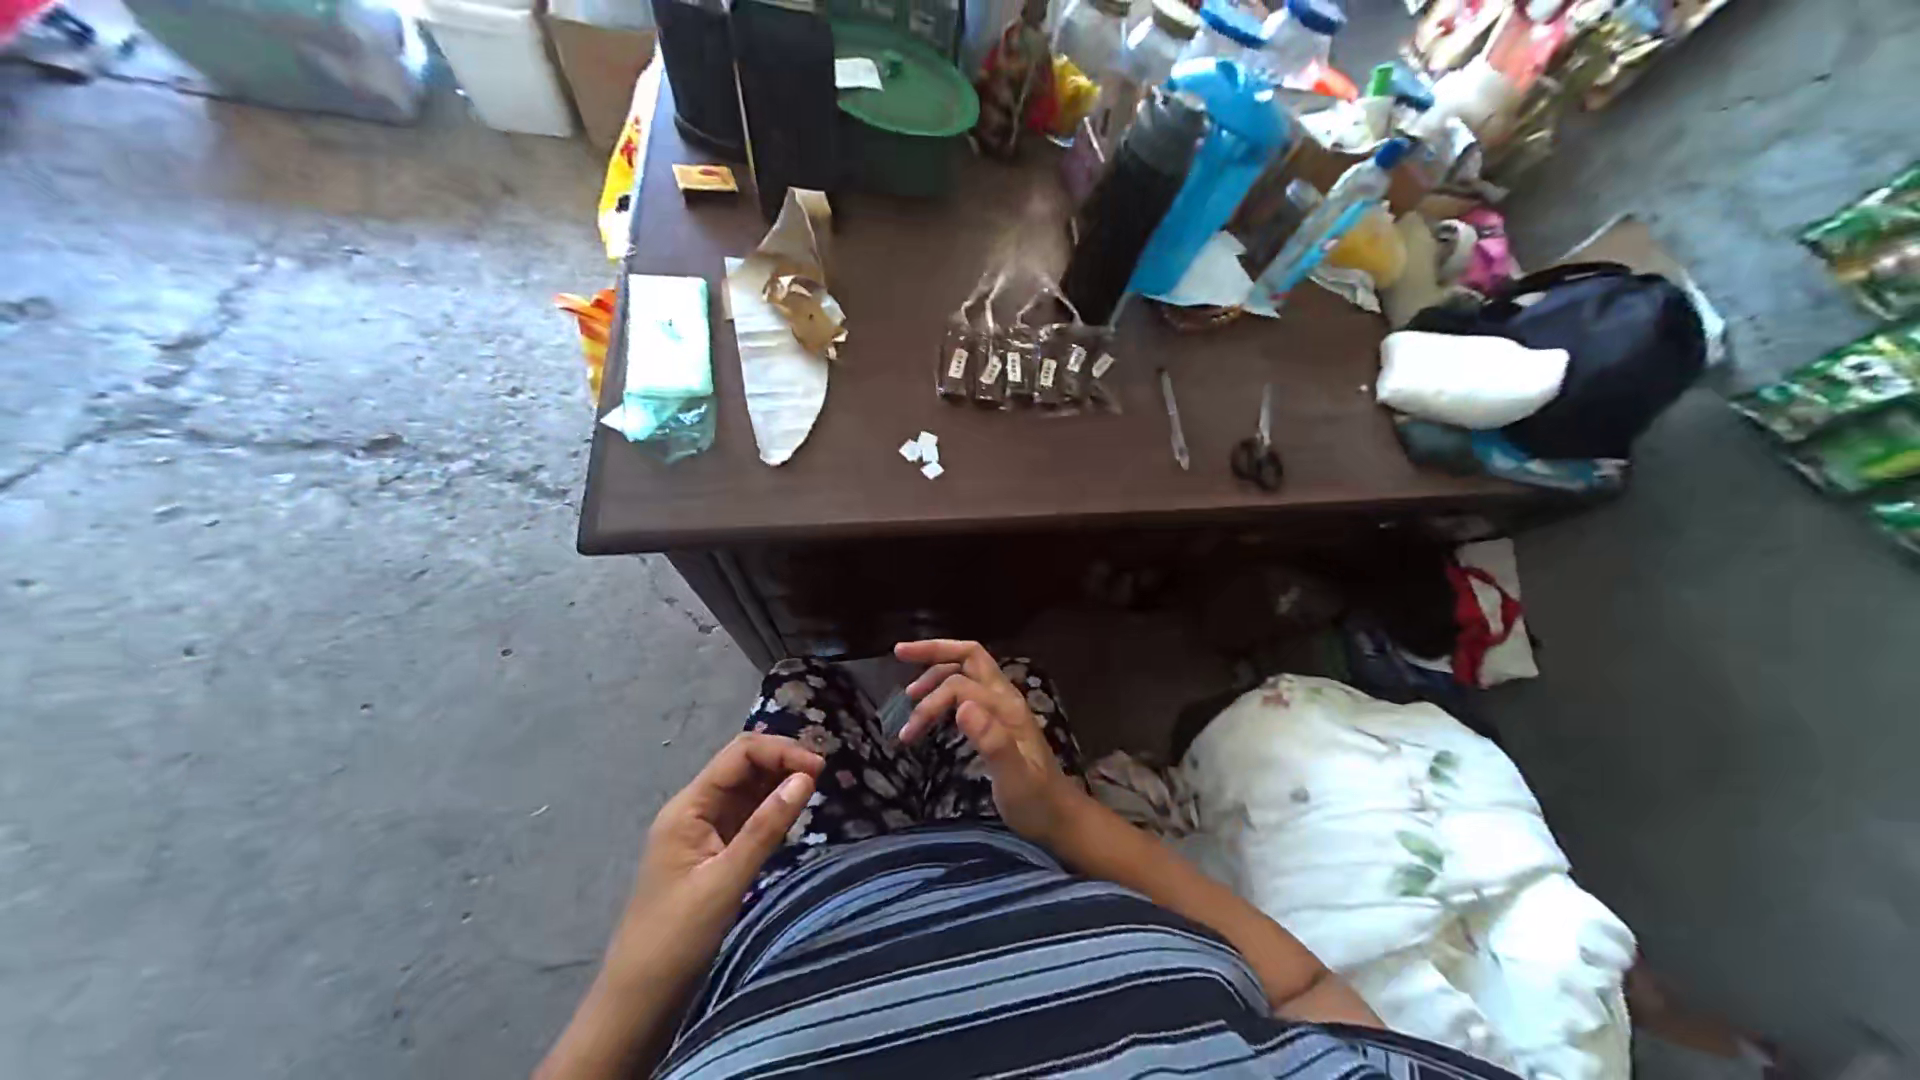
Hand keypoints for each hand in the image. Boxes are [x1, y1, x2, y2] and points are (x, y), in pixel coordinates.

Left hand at [607, 735, 822, 986]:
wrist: (637, 999)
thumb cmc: (676, 938)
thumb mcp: (726, 881)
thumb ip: (766, 827)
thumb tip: (806, 778)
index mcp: (689, 807)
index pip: (740, 754)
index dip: (781, 751)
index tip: (819, 767)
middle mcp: (696, 808)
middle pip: (744, 764)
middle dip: (783, 760)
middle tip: (824, 774)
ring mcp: (705, 829)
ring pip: (748, 787)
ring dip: (781, 780)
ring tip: (817, 786)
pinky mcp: (715, 850)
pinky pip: (749, 813)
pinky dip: (774, 805)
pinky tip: (795, 809)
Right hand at [893, 639, 1088, 846]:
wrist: (1060, 818)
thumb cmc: (1035, 801)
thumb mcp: (1014, 778)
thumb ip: (992, 742)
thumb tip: (962, 707)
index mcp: (1007, 707)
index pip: (960, 685)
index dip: (932, 701)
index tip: (910, 733)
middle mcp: (1005, 698)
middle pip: (969, 656)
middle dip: (934, 651)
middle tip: (900, 653)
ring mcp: (1002, 707)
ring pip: (967, 671)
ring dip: (936, 674)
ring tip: (909, 695)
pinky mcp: (998, 720)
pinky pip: (968, 688)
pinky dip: (944, 689)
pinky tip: (931, 708)